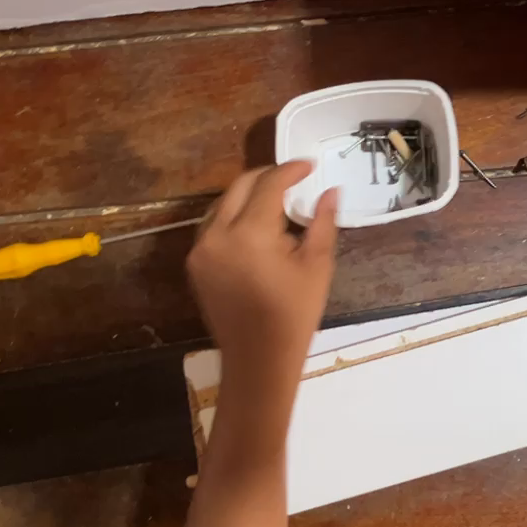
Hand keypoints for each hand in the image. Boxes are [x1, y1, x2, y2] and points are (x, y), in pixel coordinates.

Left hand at [187, 162, 339, 370]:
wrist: (258, 360)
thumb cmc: (294, 315)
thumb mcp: (317, 266)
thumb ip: (322, 222)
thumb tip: (330, 191)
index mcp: (250, 233)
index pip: (269, 184)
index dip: (291, 170)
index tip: (309, 167)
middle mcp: (217, 234)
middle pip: (240, 186)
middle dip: (267, 177)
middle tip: (293, 179)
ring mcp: (201, 250)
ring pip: (223, 204)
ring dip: (248, 195)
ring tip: (275, 202)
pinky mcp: (195, 264)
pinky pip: (212, 226)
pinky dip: (233, 217)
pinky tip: (254, 227)